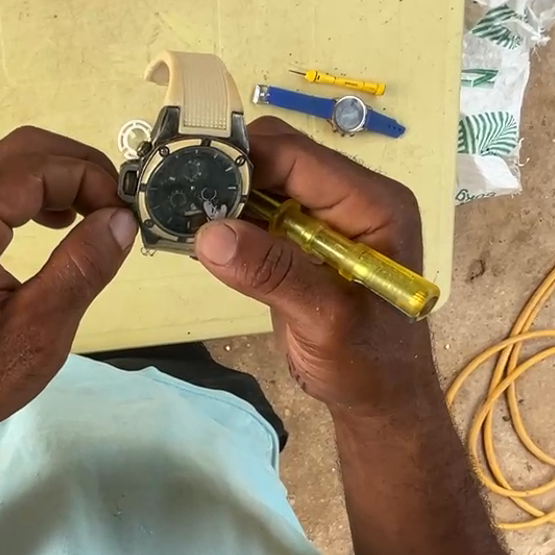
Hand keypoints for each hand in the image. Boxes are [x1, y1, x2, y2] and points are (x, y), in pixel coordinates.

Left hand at [0, 127, 138, 461]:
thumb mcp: (41, 328)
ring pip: (6, 169)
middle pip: (18, 153)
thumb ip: (83, 266)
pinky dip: (33, 198)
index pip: (33, 166)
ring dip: (56, 180)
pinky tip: (59, 224)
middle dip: (76, 168)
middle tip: (117, 206)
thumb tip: (121, 219)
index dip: (89, 177)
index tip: (126, 211)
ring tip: (96, 215)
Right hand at [195, 117, 433, 414]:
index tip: (187, 170)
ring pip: (262, 187)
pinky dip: (226, 225)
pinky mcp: (298, 246)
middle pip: (277, 161)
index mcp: (372, 203)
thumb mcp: (324, 318)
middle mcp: (348, 201)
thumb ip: (273, 272)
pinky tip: (195, 238)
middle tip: (176, 195)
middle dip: (227, 173)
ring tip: (176, 213)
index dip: (243, 157)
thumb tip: (209, 233)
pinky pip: (257, 219)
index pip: (298, 156)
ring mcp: (322, 222)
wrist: (378, 398)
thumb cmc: (368, 362)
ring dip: (221, 198)